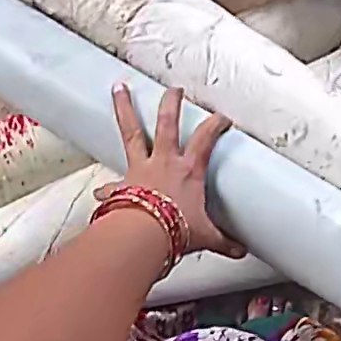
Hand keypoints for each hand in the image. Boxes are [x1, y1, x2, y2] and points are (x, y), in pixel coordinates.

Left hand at [102, 84, 244, 257]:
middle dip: (171, 103)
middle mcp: (164, 162)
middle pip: (167, 123)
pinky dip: (107, 188)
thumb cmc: (175, 230)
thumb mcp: (206, 236)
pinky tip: (101, 190)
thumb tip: (239, 251)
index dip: (215, 125)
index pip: (206, 138)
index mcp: (189, 170)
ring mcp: (140, 169)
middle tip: (173, 89)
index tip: (222, 118)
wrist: (144, 235)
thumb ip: (223, 241)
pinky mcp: (122, 185)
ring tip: (120, 88)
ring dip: (126, 108)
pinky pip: (112, 184)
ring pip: (133, 131)